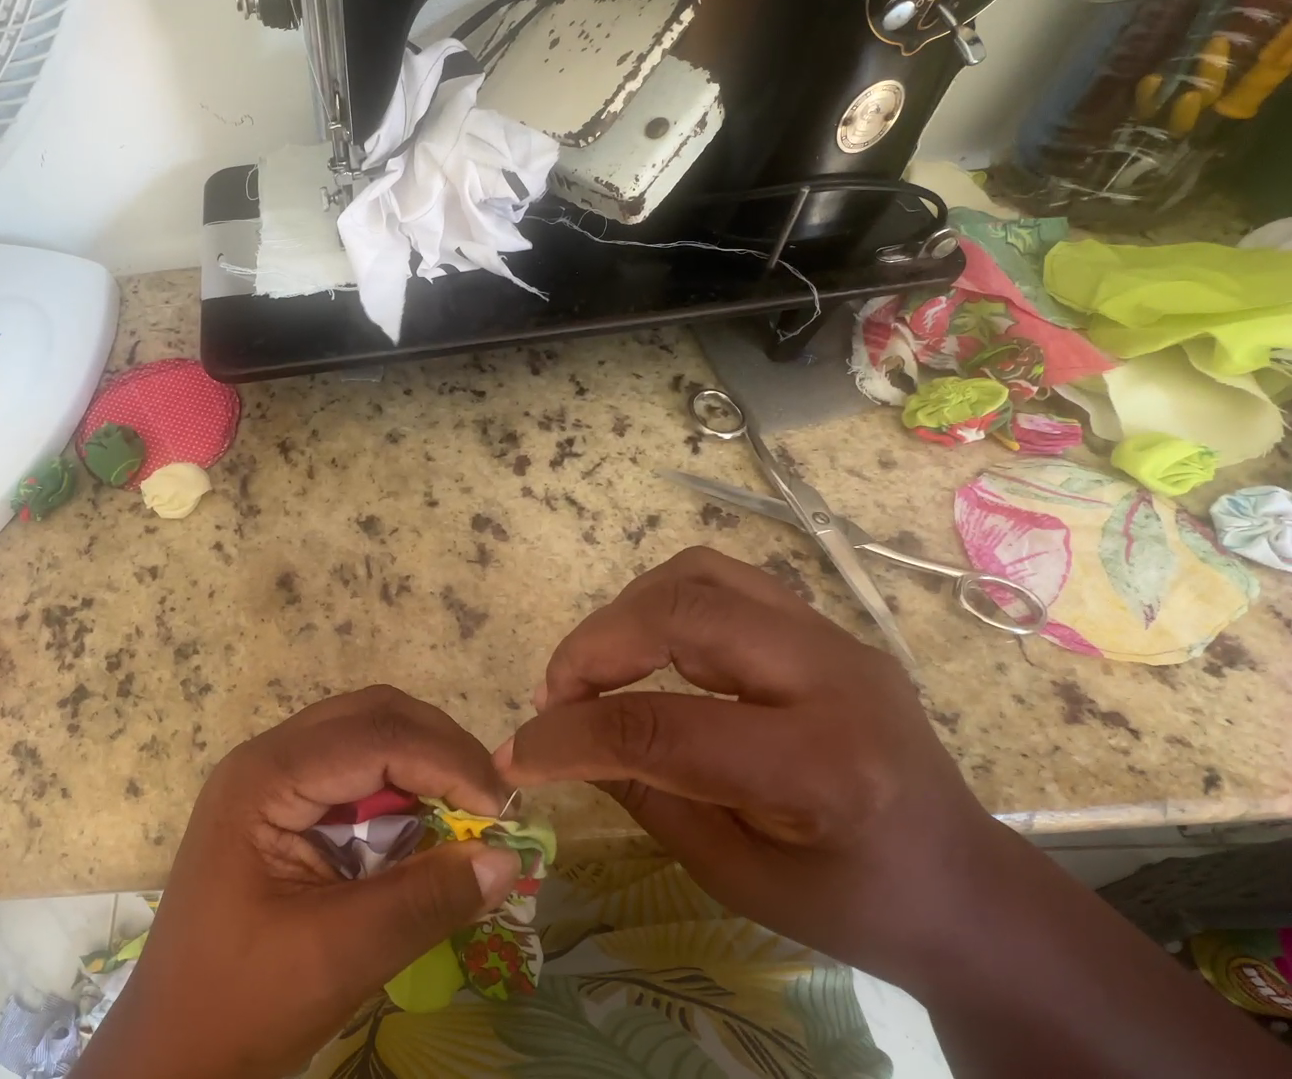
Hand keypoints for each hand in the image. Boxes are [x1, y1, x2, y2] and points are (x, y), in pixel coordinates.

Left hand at [76, 686, 521, 1078]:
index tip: (502, 813)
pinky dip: (400, 796)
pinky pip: (353, 778)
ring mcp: (271, 783)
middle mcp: (267, 761)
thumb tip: (508, 857)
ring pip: (366, 739)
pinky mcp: (282, 812)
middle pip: (371, 717)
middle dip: (440, 750)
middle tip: (491, 806)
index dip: (448, 763)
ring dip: (423, 769)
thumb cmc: (243, 1000)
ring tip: (468, 820)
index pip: (375, 735)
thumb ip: (426, 899)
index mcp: (265, 777)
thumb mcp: (341, 953)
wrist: (172, 1051)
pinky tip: (426, 836)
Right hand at [495, 548, 1291, 1077]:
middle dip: (592, 649)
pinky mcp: (823, 625)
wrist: (963, 884)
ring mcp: (834, 638)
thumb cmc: (850, 903)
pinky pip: (721, 580)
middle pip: (681, 614)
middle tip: (554, 698)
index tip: (516, 754)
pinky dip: (660, 604)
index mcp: (821, 768)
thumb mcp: (732, 875)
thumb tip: (556, 744)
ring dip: (623, 616)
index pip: (660, 728)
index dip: (568, 737)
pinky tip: (642, 650)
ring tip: (592, 670)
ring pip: (697, 576)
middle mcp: (833, 678)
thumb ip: (642, 795)